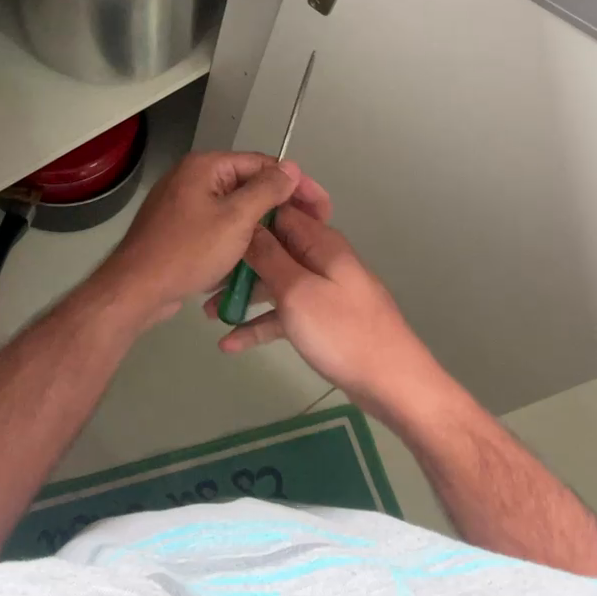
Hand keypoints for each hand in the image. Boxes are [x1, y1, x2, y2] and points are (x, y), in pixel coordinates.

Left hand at [92, 151, 331, 328]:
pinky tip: (255, 262)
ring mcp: (183, 205)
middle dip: (278, 209)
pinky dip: (236, 242)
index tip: (322, 208)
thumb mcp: (235, 219)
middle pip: (248, 187)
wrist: (138, 288)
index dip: (295, 184)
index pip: (262, 164)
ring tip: (287, 248)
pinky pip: (217, 229)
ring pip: (234, 212)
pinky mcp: (180, 230)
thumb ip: (266, 190)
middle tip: (308, 231)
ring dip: (259, 229)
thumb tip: (290, 167)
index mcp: (205, 167)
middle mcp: (192, 179)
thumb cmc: (188, 251)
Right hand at [206, 205, 432, 401]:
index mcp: (320, 243)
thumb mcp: (296, 290)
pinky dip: (259, 324)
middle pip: (272, 248)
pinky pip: (283, 314)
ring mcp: (322, 291)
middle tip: (203, 275)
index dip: (248, 212)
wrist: (393, 384)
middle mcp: (321, 260)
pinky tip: (229, 342)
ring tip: (206, 310)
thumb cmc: (342, 332)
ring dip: (243, 294)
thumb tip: (247, 224)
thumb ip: (268, 256)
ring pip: (274, 282)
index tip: (213, 222)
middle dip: (238, 259)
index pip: (279, 211)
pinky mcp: (322, 320)